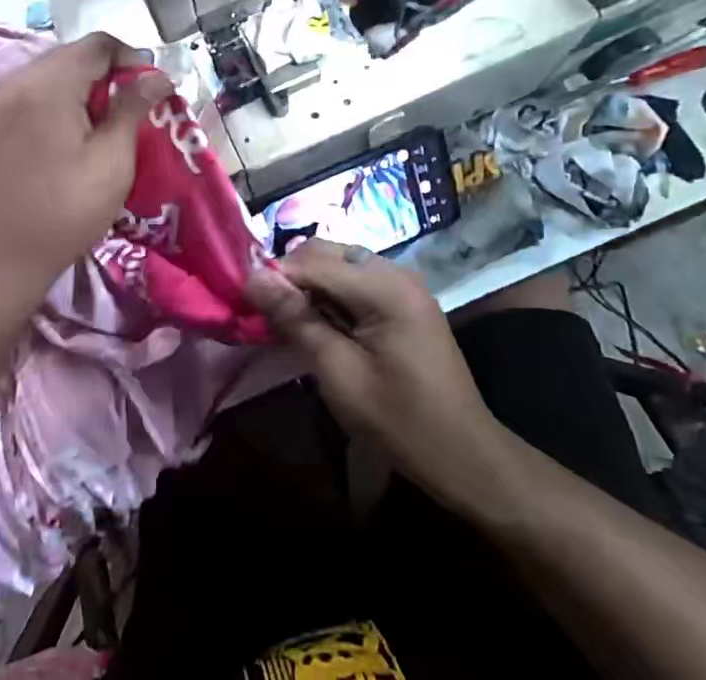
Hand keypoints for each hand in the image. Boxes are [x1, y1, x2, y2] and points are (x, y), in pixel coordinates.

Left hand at [0, 32, 172, 291]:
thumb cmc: (65, 214)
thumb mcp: (112, 163)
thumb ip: (133, 109)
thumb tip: (157, 76)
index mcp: (47, 86)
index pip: (97, 44)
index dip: (131, 58)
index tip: (149, 90)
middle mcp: (12, 81)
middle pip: (68, 55)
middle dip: (104, 74)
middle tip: (127, 112)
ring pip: (43, 74)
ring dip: (76, 88)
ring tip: (94, 128)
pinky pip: (21, 95)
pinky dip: (48, 103)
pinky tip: (58, 140)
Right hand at [246, 241, 507, 499]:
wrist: (461, 452)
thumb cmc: (397, 419)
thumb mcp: (338, 373)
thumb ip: (297, 320)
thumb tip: (254, 278)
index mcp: (385, 287)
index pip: (315, 260)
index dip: (275, 274)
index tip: (243, 300)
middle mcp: (397, 273)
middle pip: (329, 253)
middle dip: (292, 276)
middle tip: (265, 313)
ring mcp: (405, 286)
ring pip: (341, 265)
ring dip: (310, 286)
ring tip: (287, 321)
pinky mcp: (405, 303)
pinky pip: (358, 283)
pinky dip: (331, 296)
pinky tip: (318, 324)